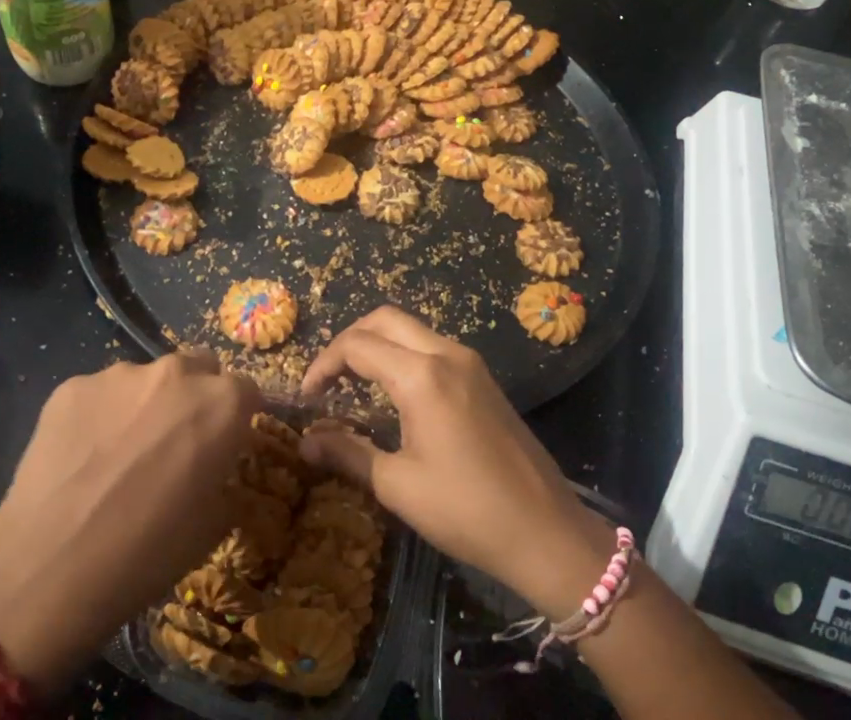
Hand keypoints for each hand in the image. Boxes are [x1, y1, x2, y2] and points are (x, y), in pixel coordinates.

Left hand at [0, 351, 258, 690]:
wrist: (53, 565)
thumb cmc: (149, 552)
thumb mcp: (212, 526)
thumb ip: (223, 479)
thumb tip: (215, 470)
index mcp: (221, 403)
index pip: (246, 391)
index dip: (236, 418)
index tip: (224, 445)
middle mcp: (175, 373)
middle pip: (197, 369)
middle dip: (193, 397)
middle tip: (174, 443)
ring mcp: (118, 375)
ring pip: (144, 380)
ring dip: (143, 405)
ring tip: (118, 454)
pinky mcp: (70, 387)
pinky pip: (98, 395)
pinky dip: (98, 416)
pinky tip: (81, 458)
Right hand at [299, 307, 612, 616]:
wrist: (545, 531)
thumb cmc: (466, 510)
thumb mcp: (397, 485)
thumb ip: (347, 453)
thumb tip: (305, 442)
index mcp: (422, 375)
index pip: (357, 345)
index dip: (323, 365)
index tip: (307, 398)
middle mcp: (447, 355)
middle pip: (386, 320)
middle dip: (349, 341)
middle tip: (328, 380)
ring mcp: (471, 364)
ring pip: (412, 330)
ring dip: (378, 345)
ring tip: (353, 385)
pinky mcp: (485, 381)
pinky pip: (434, 349)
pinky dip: (403, 356)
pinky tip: (393, 394)